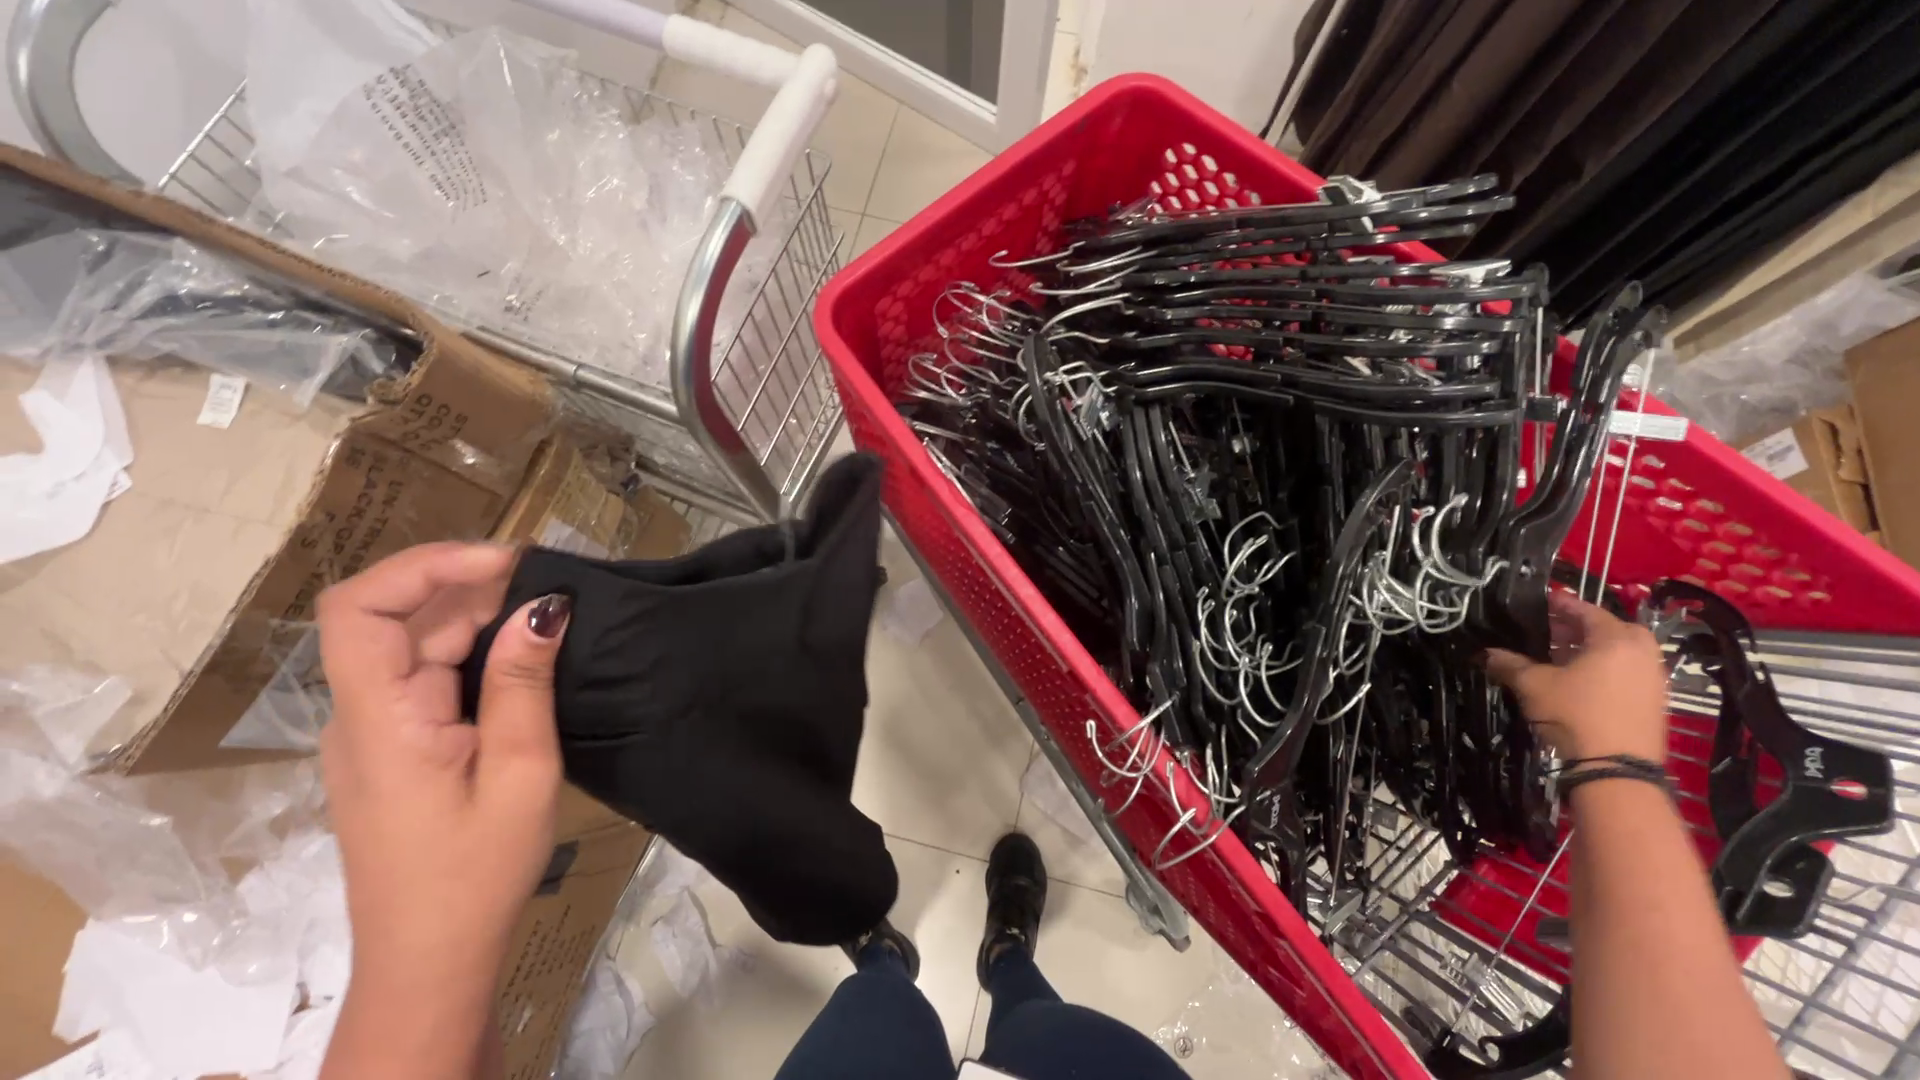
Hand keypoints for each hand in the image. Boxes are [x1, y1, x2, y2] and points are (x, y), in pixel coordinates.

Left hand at [316, 542, 571, 997]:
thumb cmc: (477, 870)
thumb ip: (525, 683)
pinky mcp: (396, 748)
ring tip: (549, 614)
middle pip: (395, 621)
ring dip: (477, 620)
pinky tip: (524, 657)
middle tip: (551, 585)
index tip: (505, 562)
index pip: (360, 609)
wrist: (432, 959)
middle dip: (470, 588)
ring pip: (414, 647)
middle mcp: (361, 715)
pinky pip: (427, 680)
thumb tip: (545, 605)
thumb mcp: (521, 772)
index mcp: (380, 719)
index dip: (424, 566)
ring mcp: (375, 732)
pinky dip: (474, 655)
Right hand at [1483, 592, 1669, 762]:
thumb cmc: (1574, 714)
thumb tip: (1485, 653)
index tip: (1541, 601)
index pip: (1586, 610)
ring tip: (1559, 657)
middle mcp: (1642, 652)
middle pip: (1609, 628)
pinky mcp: (1654, 700)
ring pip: (1619, 651)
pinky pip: (1626, 670)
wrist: (1617, 768)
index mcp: (1616, 639)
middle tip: (1550, 631)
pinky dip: (1604, 667)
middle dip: (1579, 627)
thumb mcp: (1533, 685)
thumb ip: (1509, 664)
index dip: (1560, 604)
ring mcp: (1653, 677)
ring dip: (1591, 648)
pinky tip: (1578, 680)